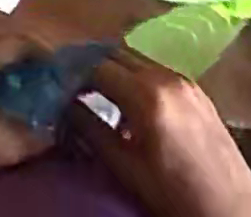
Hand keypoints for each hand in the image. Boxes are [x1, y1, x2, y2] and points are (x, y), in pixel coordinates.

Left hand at [0, 36, 51, 214]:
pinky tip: (5, 98)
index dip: (52, 57)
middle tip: (58, 85)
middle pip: (8, 42)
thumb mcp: (3, 144)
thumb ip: (37, 133)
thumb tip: (61, 127)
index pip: (25, 41)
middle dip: (35, 62)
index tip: (73, 75)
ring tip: (37, 93)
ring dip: (15, 68)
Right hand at [70, 51, 250, 216]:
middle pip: (113, 53)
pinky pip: (154, 70)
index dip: (71, 70)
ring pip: (133, 58)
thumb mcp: (125, 167)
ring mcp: (183, 80)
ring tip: (95, 89)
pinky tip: (129, 100)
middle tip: (69, 79)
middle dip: (88, 63)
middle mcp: (164, 76)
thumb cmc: (176, 196)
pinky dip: (134, 76)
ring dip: (111, 67)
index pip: (94, 65)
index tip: (54, 79)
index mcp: (145, 94)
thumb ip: (89, 128)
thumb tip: (61, 103)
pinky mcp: (196, 90)